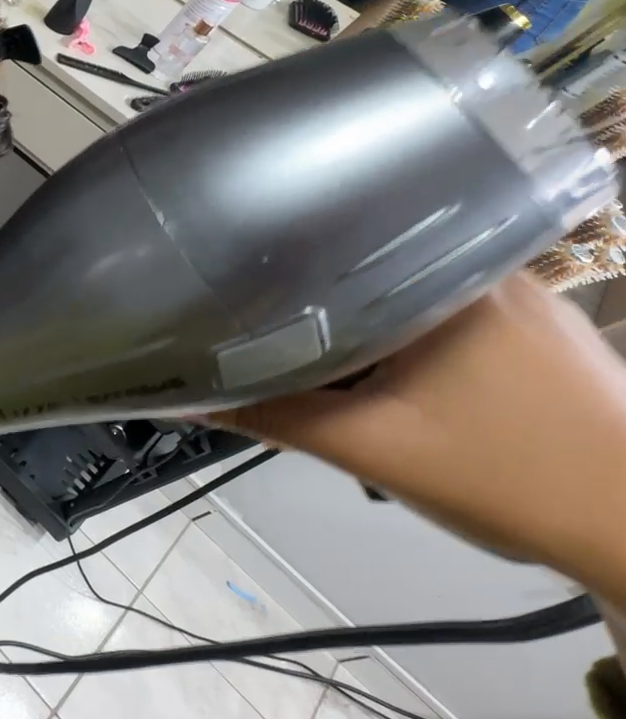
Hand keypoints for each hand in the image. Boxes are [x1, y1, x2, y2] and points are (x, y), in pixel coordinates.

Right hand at [218, 276, 625, 607]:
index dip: (273, 251)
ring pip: (399, 290)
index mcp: (454, 282)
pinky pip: (436, 311)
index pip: (340, 239)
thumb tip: (181, 398)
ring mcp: (524, 303)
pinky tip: (364, 360)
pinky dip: (391, 330)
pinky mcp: (538, 334)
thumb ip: (269, 416)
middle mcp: (494, 274)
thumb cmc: (511, 479)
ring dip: (349, 314)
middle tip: (239, 306)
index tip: (219, 266)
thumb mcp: (369, 448)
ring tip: (287, 332)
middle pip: (366, 264)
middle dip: (304, 289)